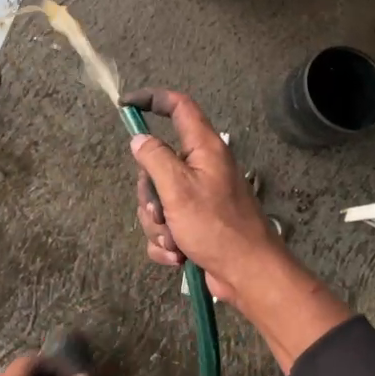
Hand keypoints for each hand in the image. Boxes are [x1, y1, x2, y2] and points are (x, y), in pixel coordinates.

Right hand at [124, 88, 283, 306]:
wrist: (249, 275)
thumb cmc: (217, 227)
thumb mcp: (178, 188)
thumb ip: (154, 158)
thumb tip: (138, 139)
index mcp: (204, 149)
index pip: (179, 107)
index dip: (152, 99)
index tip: (125, 106)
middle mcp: (201, 168)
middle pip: (157, 163)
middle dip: (149, 193)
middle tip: (160, 212)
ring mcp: (198, 197)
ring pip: (157, 198)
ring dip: (157, 224)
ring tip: (174, 241)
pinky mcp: (195, 224)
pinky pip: (165, 225)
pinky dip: (165, 242)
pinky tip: (177, 255)